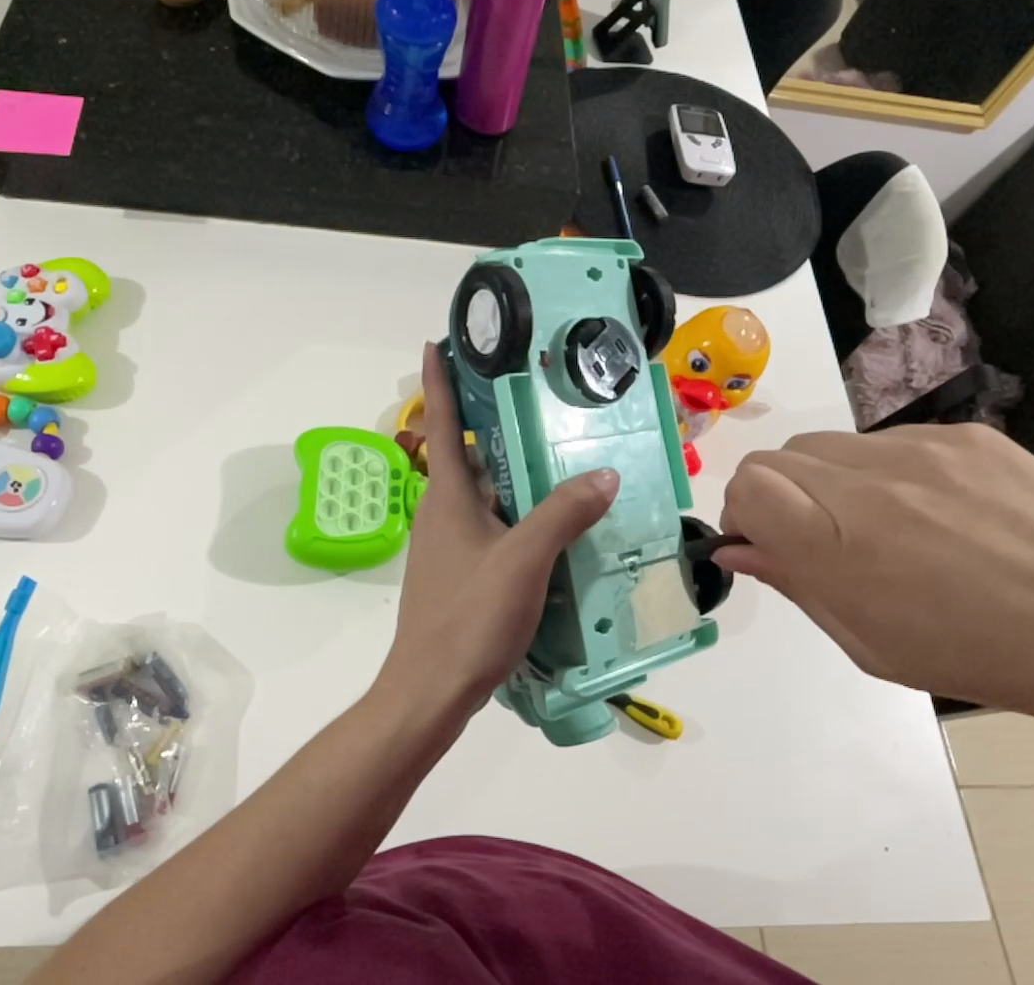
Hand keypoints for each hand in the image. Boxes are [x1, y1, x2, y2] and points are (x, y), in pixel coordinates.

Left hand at [378, 343, 618, 714]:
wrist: (430, 690)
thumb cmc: (467, 618)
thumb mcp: (522, 561)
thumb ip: (562, 515)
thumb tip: (603, 471)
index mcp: (447, 497)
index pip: (440, 422)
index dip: (440, 380)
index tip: (437, 342)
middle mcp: (443, 513)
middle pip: (470, 456)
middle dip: (499, 428)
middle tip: (545, 403)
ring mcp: (450, 547)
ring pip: (487, 497)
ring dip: (518, 478)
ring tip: (566, 461)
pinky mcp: (462, 575)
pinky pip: (495, 531)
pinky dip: (522, 519)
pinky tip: (559, 531)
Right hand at [712, 424, 1033, 721]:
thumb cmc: (982, 658)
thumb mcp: (869, 644)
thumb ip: (795, 583)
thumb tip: (743, 548)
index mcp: (836, 540)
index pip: (745, 484)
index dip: (744, 515)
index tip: (769, 546)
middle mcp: (868, 477)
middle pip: (779, 457)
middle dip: (782, 498)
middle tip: (825, 544)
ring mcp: (921, 447)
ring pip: (832, 446)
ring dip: (832, 483)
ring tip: (892, 532)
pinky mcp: (968, 435)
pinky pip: (892, 442)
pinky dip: (888, 473)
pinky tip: (940, 517)